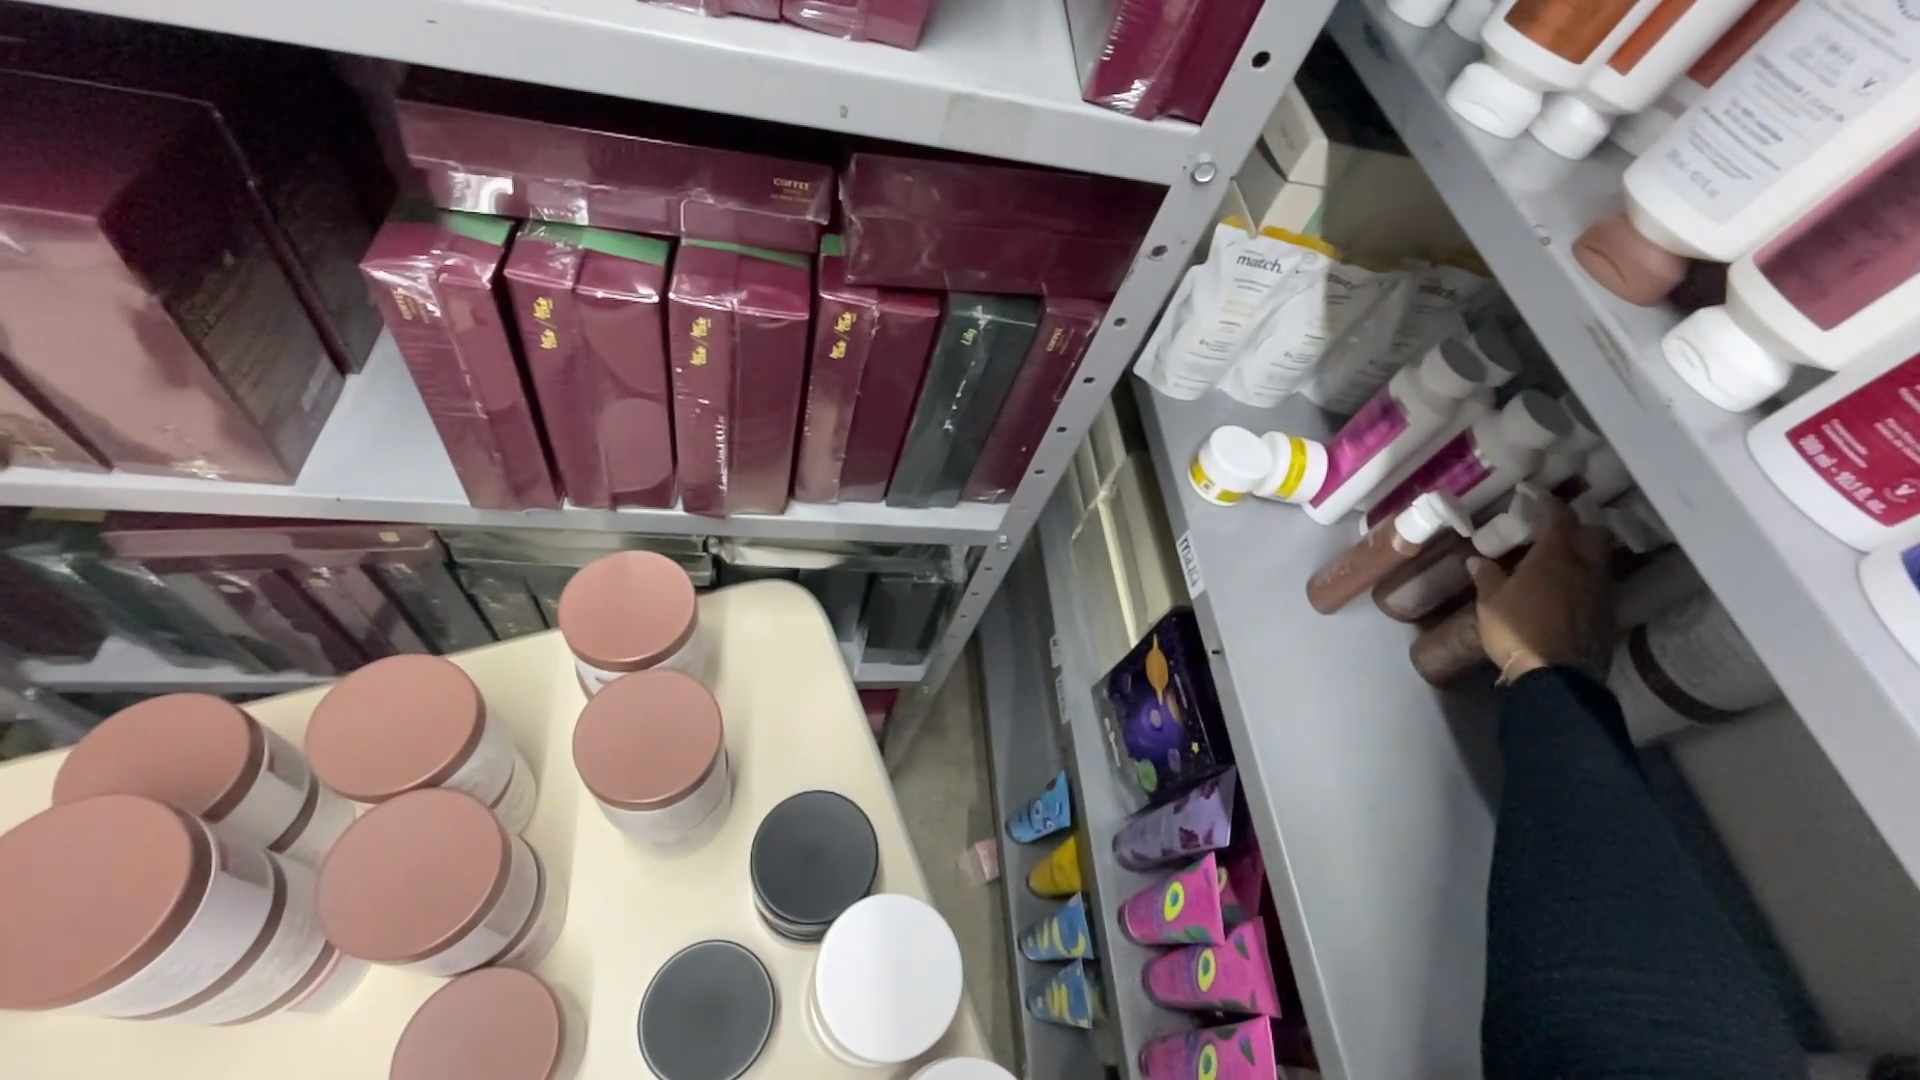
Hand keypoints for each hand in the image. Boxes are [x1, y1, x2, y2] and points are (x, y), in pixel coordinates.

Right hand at [1468, 496, 1613, 680]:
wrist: (1556, 675)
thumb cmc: (1516, 630)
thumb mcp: (1490, 603)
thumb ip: (1487, 577)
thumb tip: (1477, 561)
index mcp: (1554, 557)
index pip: (1559, 518)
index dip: (1548, 504)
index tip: (1536, 497)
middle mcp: (1585, 567)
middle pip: (1593, 535)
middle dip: (1578, 528)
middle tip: (1555, 531)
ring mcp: (1600, 591)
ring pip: (1599, 561)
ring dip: (1583, 555)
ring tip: (1559, 562)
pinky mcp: (1607, 614)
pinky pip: (1598, 586)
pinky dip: (1584, 581)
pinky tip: (1566, 592)